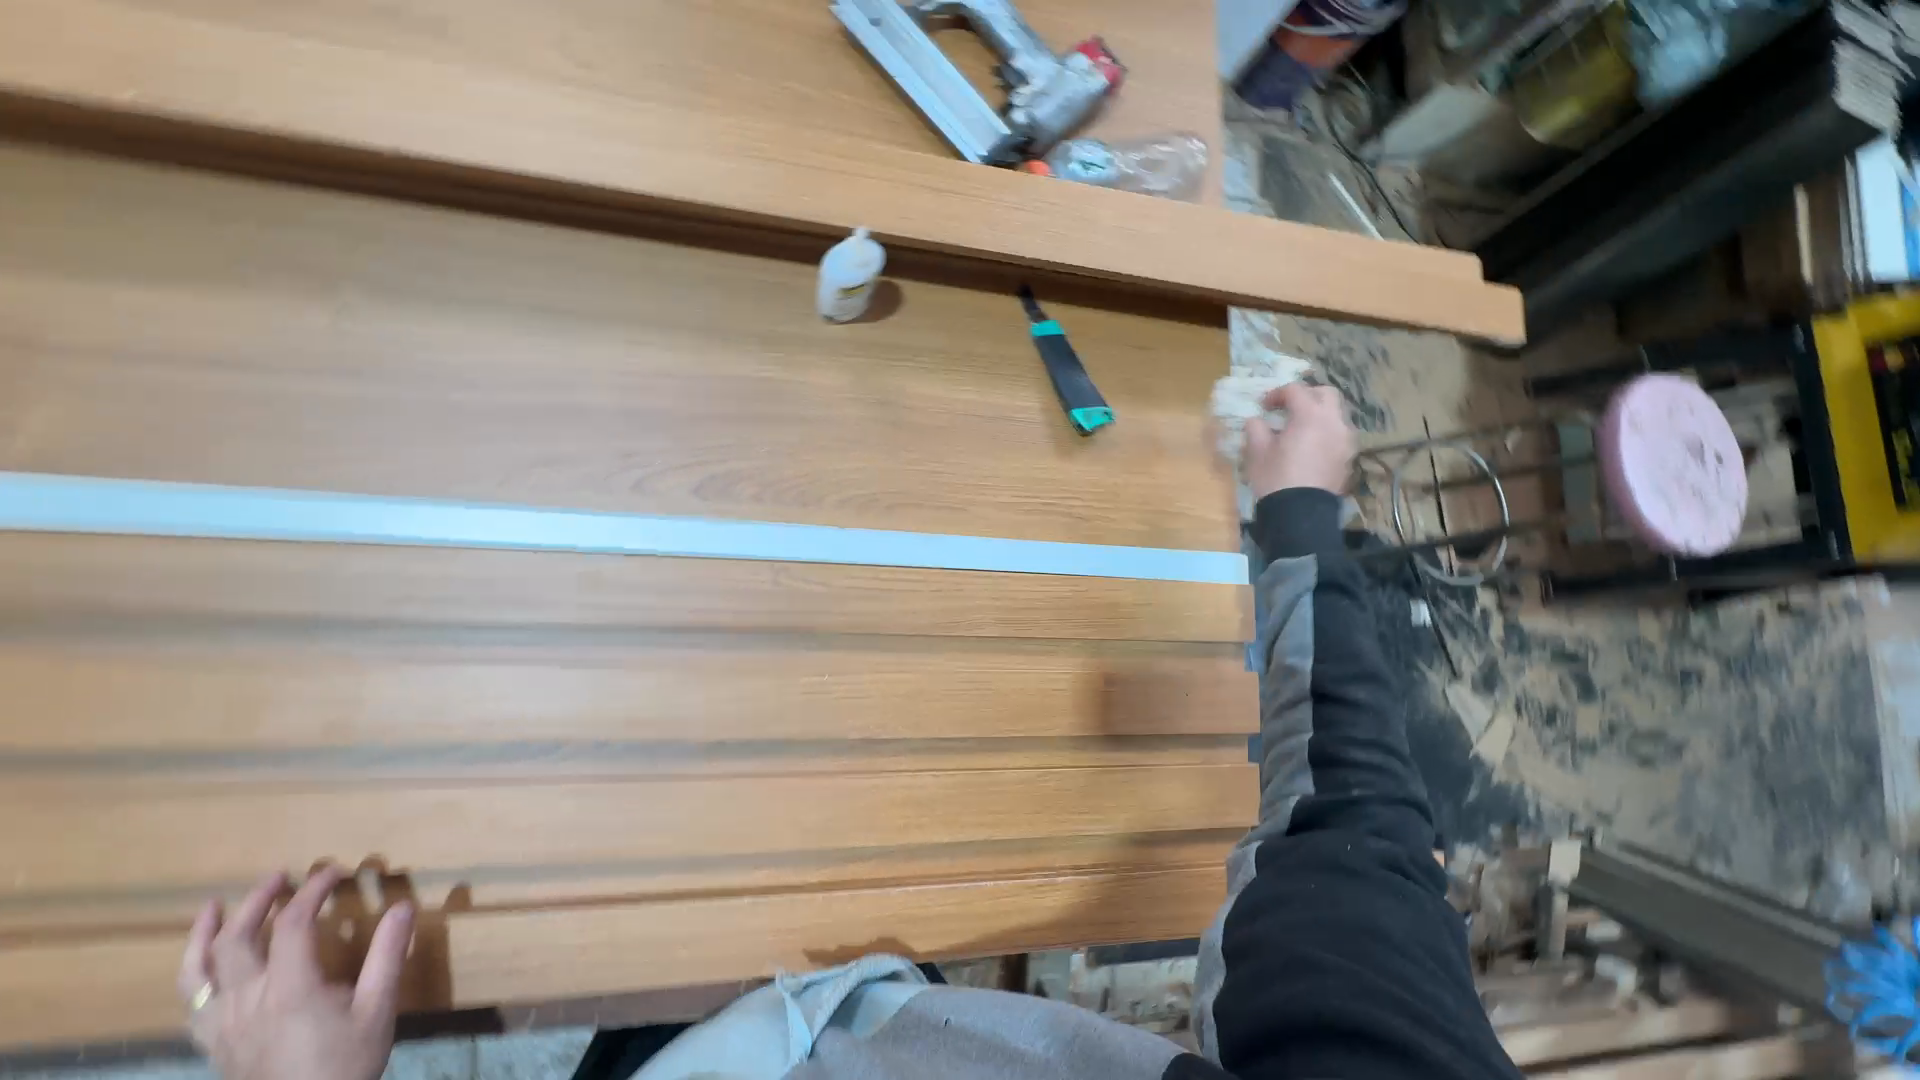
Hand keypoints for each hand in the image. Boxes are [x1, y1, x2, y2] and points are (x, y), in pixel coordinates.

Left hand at [180, 867, 414, 1079]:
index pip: (292, 923)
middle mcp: (247, 1000)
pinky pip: (192, 1004)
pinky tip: (205, 966)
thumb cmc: (346, 1062)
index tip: (335, 872)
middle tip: (281, 876)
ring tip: (212, 907)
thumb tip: (403, 906)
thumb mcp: (378, 1008)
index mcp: (289, 987)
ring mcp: (223, 1024)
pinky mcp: (213, 1043)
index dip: (312, 890)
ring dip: (205, 934)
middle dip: (258, 901)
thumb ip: (388, 955)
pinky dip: (194, 976)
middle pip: (237, 939)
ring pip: (199, 971)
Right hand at [1243, 383, 1355, 499]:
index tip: (1263, 407)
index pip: (1295, 390)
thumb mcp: (1257, 451)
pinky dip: (1325, 432)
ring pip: (1336, 414)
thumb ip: (1256, 428)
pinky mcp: (1348, 457)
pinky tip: (1311, 446)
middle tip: (1288, 408)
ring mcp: (1345, 439)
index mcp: (1310, 415)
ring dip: (1318, 414)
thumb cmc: (1276, 478)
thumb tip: (1257, 421)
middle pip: (1325, 394)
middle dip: (1306, 396)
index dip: (1276, 394)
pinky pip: (1339, 434)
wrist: (1300, 513)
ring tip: (1300, 429)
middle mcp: (1334, 421)